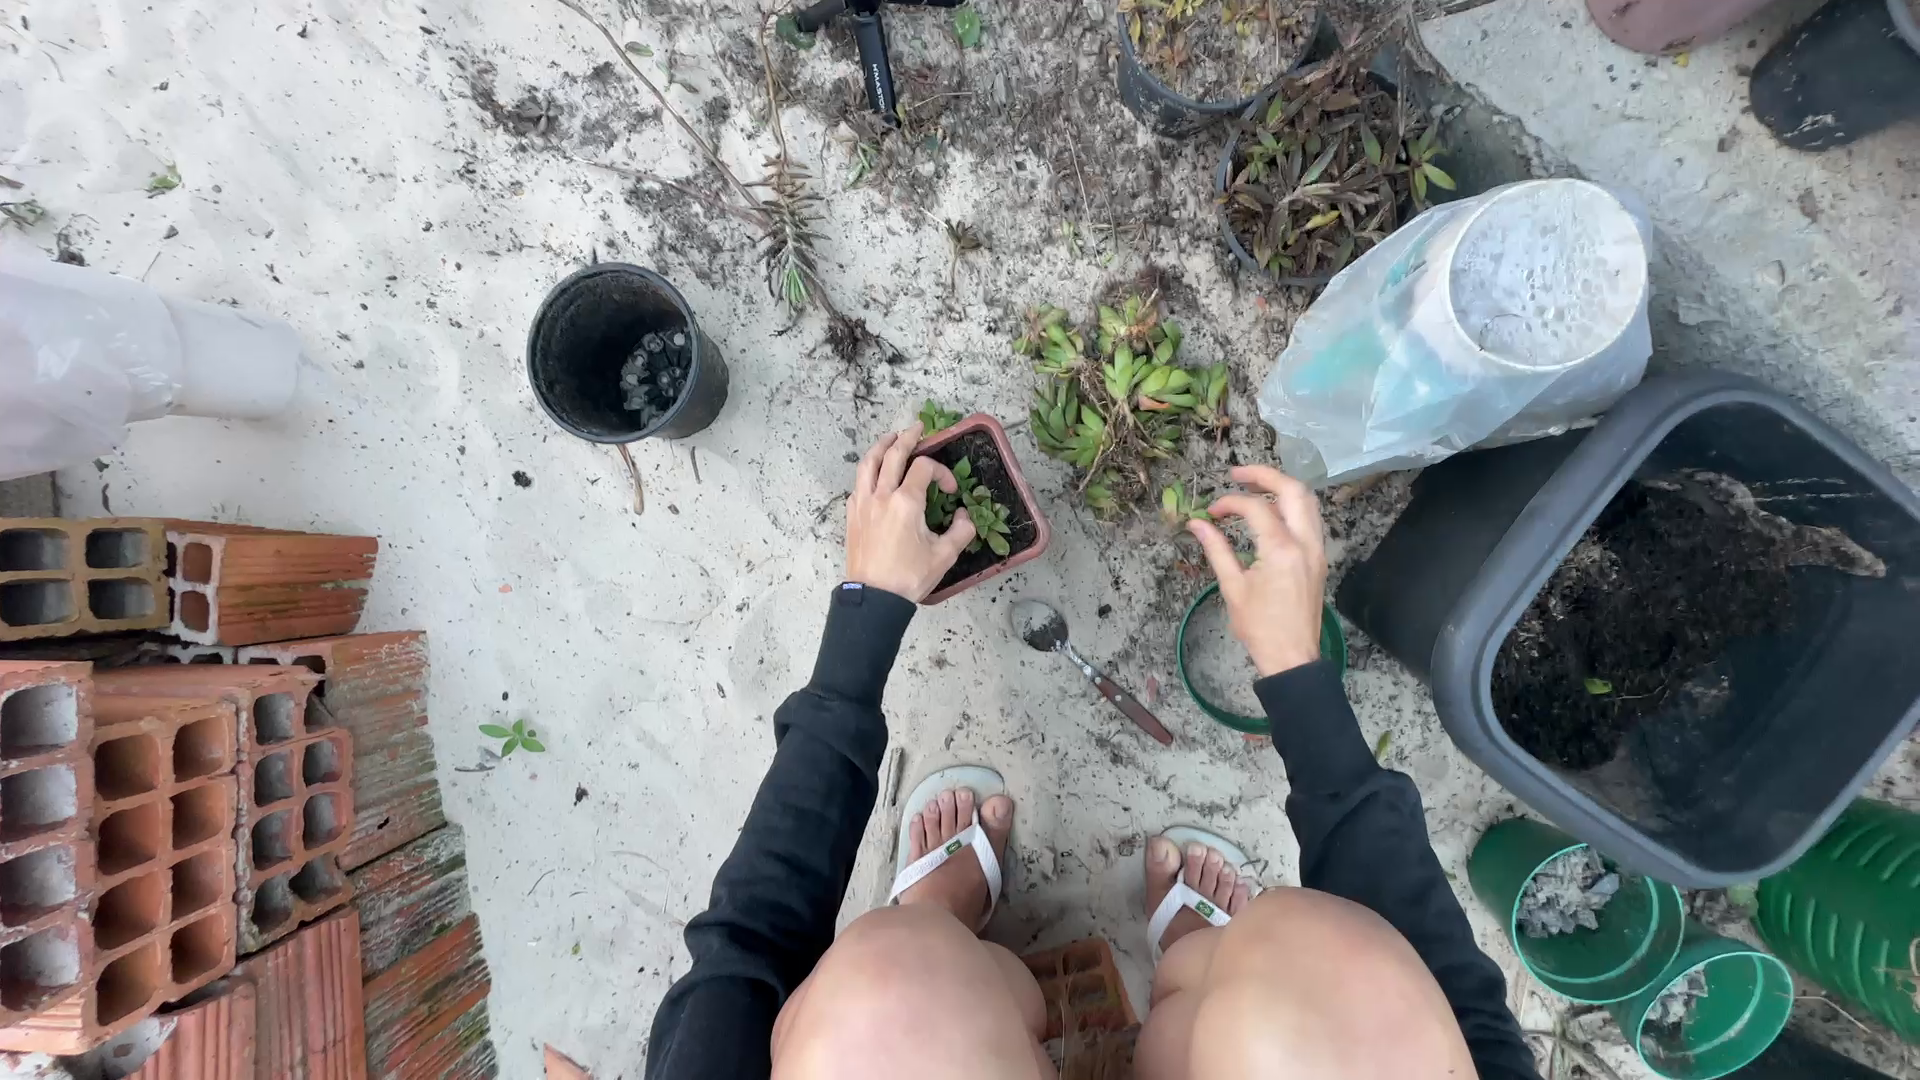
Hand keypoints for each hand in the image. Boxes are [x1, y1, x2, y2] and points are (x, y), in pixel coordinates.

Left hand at [845, 423, 975, 601]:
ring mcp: (862, 503)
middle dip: (908, 437)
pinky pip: (858, 484)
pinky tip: (874, 475)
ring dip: (881, 446)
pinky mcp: (852, 515)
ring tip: (891, 438)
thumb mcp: (945, 555)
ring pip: (868, 463)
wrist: (875, 598)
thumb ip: (961, 531)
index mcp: (906, 501)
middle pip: (893, 453)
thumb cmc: (910, 576)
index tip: (951, 491)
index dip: (942, 472)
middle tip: (919, 428)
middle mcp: (881, 495)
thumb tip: (965, 517)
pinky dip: (868, 471)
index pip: (925, 468)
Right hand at [1186, 465, 1327, 676]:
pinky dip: (1291, 507)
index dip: (1229, 503)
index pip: (1255, 508)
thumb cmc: (1259, 626)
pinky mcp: (1319, 558)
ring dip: (1281, 488)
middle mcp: (1306, 543)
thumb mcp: (1232, 587)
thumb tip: (1197, 524)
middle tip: (1237, 474)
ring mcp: (1317, 549)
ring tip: (1254, 487)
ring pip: (1308, 502)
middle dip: (1265, 476)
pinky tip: (1270, 512)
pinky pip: (1310, 519)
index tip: (1210, 513)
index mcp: (1281, 550)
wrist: (1292, 656)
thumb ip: (1216, 549)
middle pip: (1293, 490)